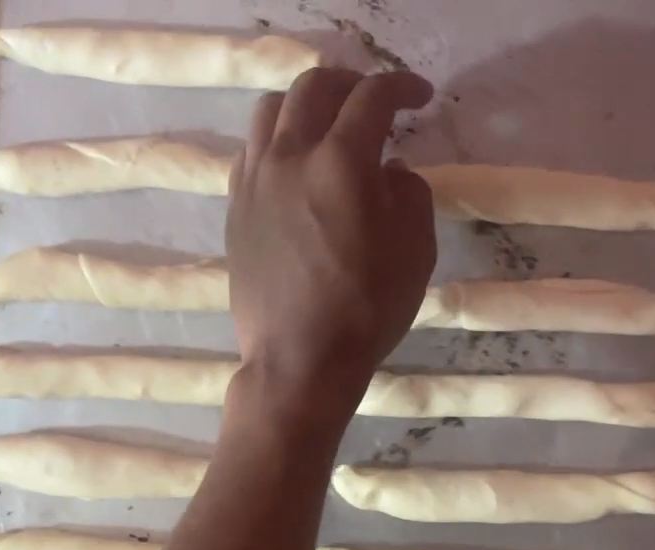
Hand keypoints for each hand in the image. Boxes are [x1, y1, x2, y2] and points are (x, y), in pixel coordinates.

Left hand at [226, 68, 437, 435]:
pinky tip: (292, 165)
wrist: (299, 361)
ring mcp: (255, 182)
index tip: (419, 98)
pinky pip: (251, 152)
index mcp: (341, 161)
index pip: (373, 98)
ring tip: (325, 126)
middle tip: (372, 103)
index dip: (402, 87)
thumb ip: (410, 194)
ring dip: (305, 105)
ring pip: (272, 111)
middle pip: (314, 87)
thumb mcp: (415, 252)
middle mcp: (290, 157)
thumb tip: (390, 170)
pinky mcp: (235, 210)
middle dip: (350, 83)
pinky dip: (276, 141)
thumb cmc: (365, 312)